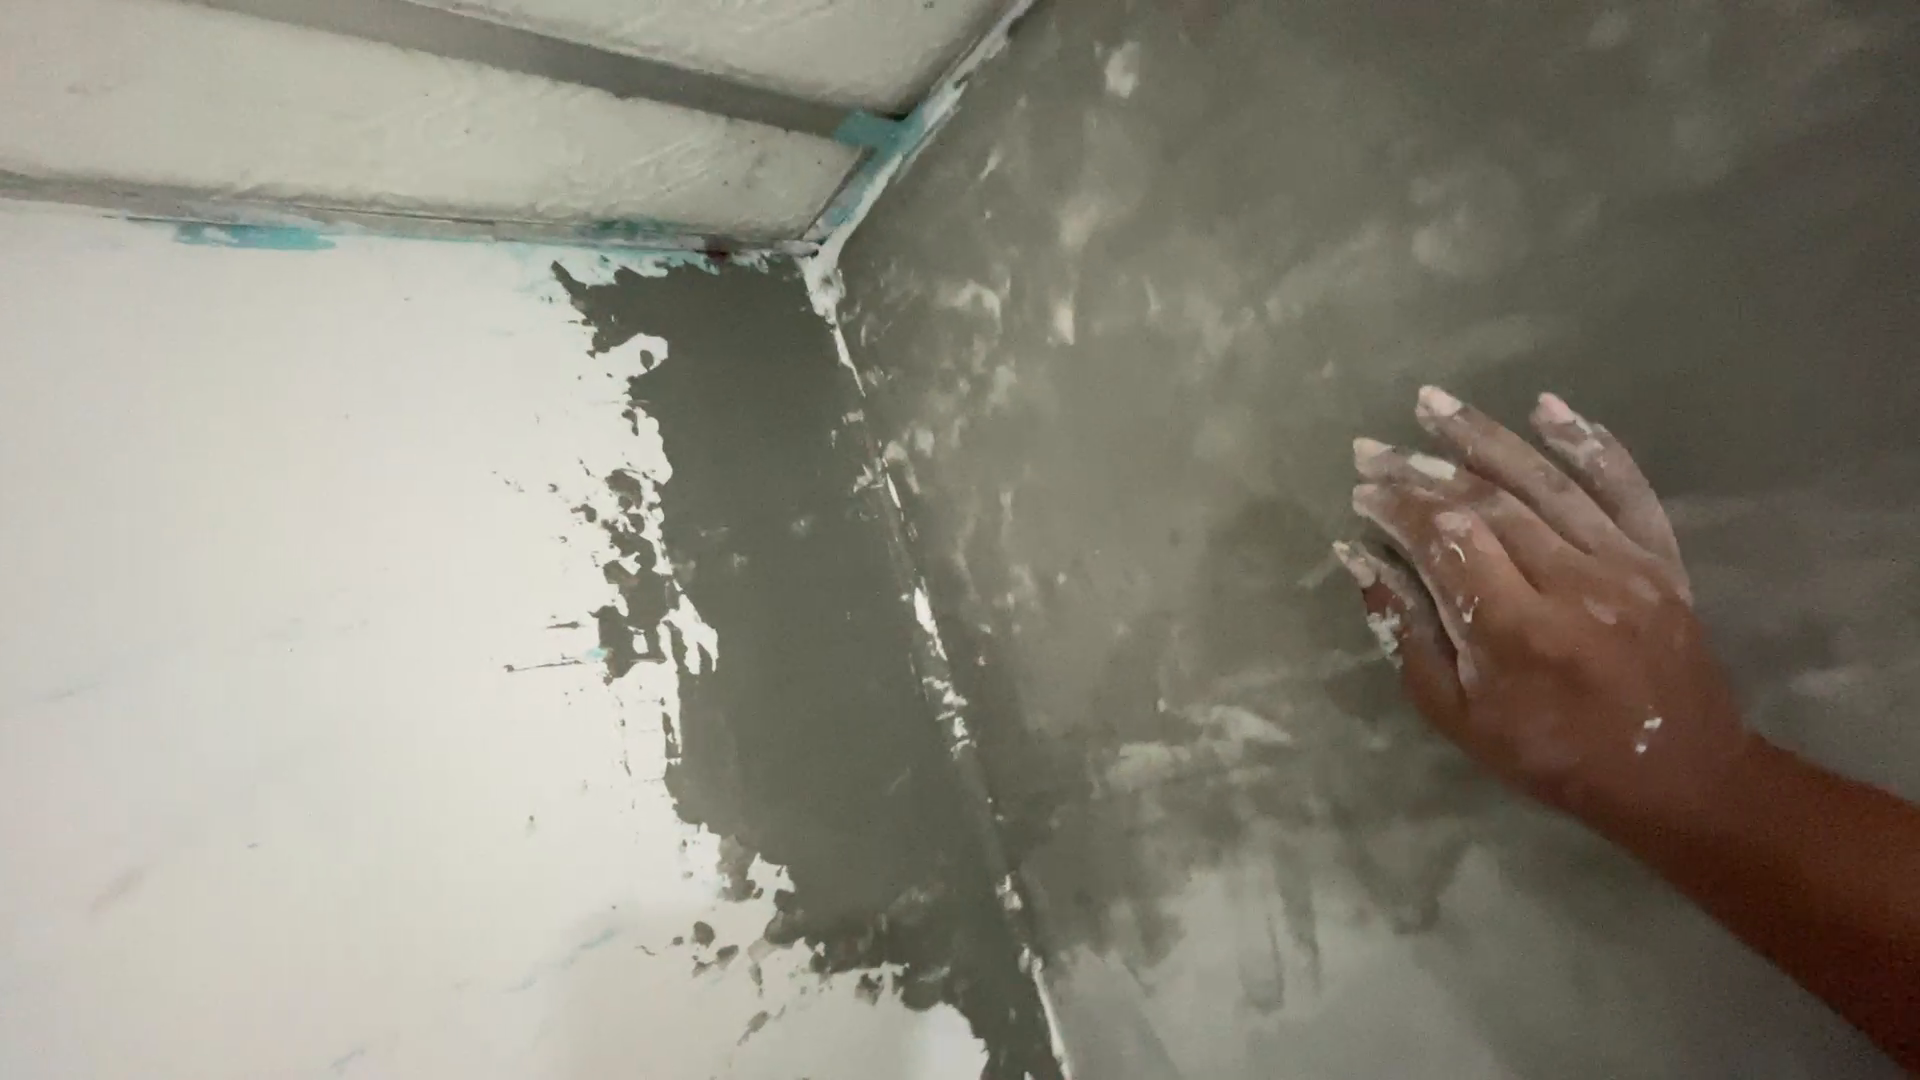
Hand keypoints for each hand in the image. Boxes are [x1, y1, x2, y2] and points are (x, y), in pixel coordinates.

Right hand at [1335, 387, 1750, 828]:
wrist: (1682, 779)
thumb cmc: (1546, 753)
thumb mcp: (1452, 709)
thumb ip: (1402, 628)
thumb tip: (1358, 558)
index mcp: (1516, 629)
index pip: (1444, 540)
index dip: (1396, 508)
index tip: (1359, 492)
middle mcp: (1574, 584)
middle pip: (1485, 503)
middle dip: (1418, 470)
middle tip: (1368, 449)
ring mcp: (1626, 565)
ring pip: (1544, 481)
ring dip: (1480, 436)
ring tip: (1430, 401)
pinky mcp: (1661, 559)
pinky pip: (1625, 488)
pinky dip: (1587, 441)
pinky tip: (1546, 405)